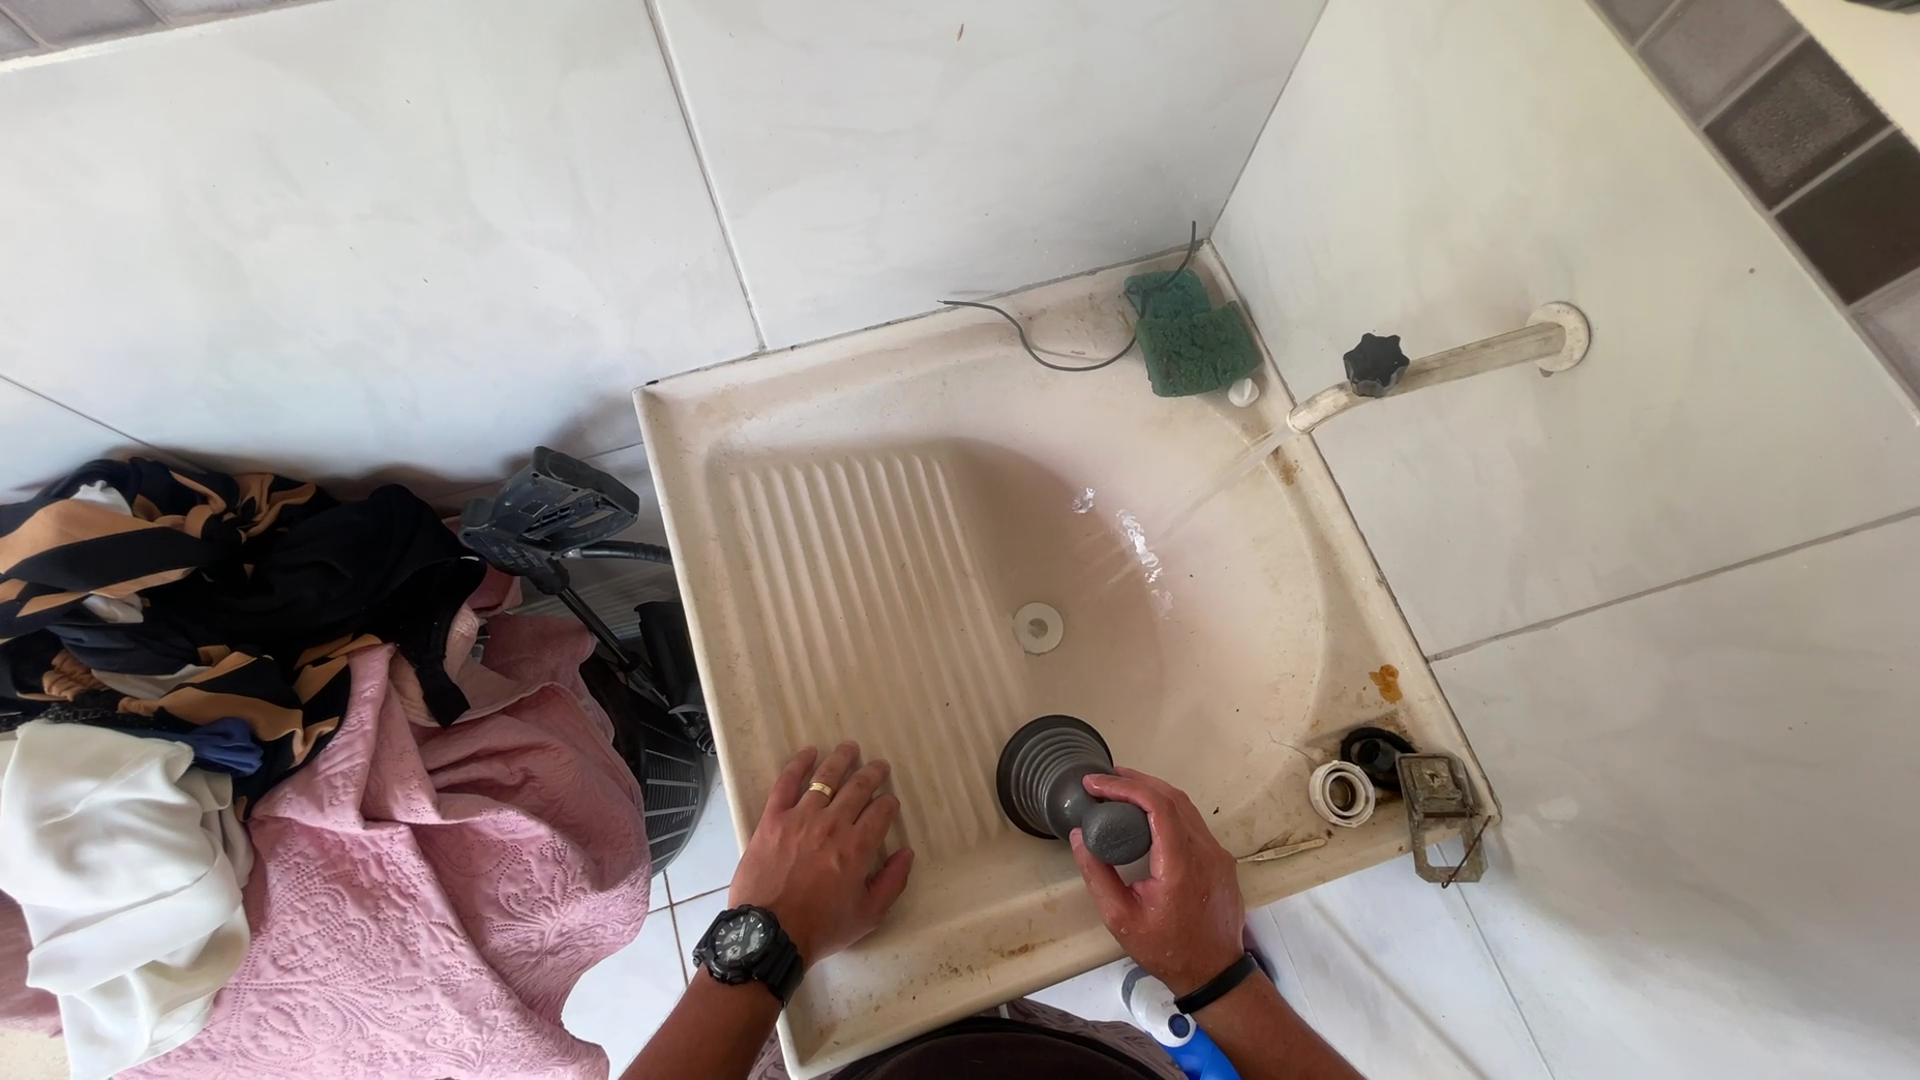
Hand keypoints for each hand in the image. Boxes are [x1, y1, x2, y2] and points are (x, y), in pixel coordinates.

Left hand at [729, 742, 914, 966]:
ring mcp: (801, 818)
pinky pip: (787, 783)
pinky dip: (799, 764)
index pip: (881, 811)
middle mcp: (833, 824)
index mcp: (857, 847)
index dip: (889, 803)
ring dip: (842, 759)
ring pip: (826, 778)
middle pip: (858, 787)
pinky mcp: (773, 818)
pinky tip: (809, 752)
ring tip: (850, 748)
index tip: (890, 802)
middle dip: (873, 773)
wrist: (768, 935)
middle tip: (879, 766)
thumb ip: (892, 882)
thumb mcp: (868, 915)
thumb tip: (907, 853)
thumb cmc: (820, 928)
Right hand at [1070, 767, 1245, 997]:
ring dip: (1153, 791)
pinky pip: (1193, 821)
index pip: (1157, 805)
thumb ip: (1097, 874)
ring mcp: (1218, 854)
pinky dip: (1167, 807)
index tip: (1095, 784)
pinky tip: (1147, 812)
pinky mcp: (1221, 859)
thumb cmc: (1166, 950)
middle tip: (1104, 779)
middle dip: (1136, 781)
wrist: (1215, 975)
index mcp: (1181, 864)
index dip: (1124, 787)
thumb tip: (1079, 836)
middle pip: (1172, 797)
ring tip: (1121, 788)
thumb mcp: (1120, 918)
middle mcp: (1206, 851)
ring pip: (1186, 806)